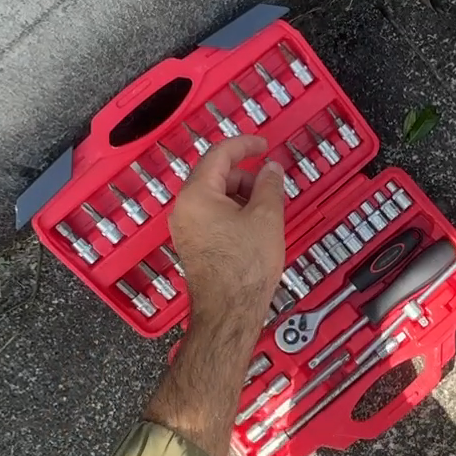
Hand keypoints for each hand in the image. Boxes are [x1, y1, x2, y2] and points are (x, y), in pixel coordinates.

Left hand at [168, 134, 286, 332]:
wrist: (230, 311)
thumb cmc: (245, 267)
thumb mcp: (267, 216)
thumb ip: (269, 185)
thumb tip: (270, 169)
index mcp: (197, 195)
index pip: (219, 155)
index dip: (244, 145)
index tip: (262, 144)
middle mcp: (184, 209)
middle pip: (215, 175)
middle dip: (245, 175)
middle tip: (270, 186)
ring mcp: (186, 228)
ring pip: (214, 197)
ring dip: (240, 195)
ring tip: (265, 213)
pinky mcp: (193, 245)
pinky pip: (212, 216)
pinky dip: (233, 212)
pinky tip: (253, 227)